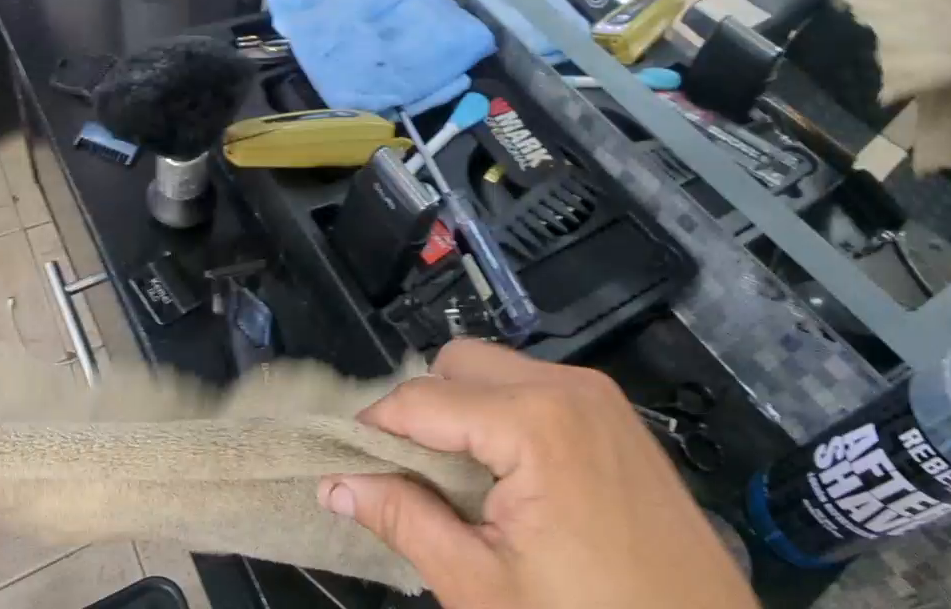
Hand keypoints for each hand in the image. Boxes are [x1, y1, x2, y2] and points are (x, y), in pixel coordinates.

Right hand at [317, 341, 756, 608]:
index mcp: (533, 420)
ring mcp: (598, 394)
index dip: (377, 427)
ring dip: (464, 411)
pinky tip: (508, 479)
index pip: (423, 398)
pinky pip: (535, 388)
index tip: (349, 461)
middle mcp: (566, 385)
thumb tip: (335, 483)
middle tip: (413, 478)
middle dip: (424, 410)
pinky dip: (504, 415)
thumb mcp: (482, 588)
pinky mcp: (615, 414)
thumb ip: (405, 521)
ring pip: (496, 370)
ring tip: (460, 484)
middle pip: (459, 364)